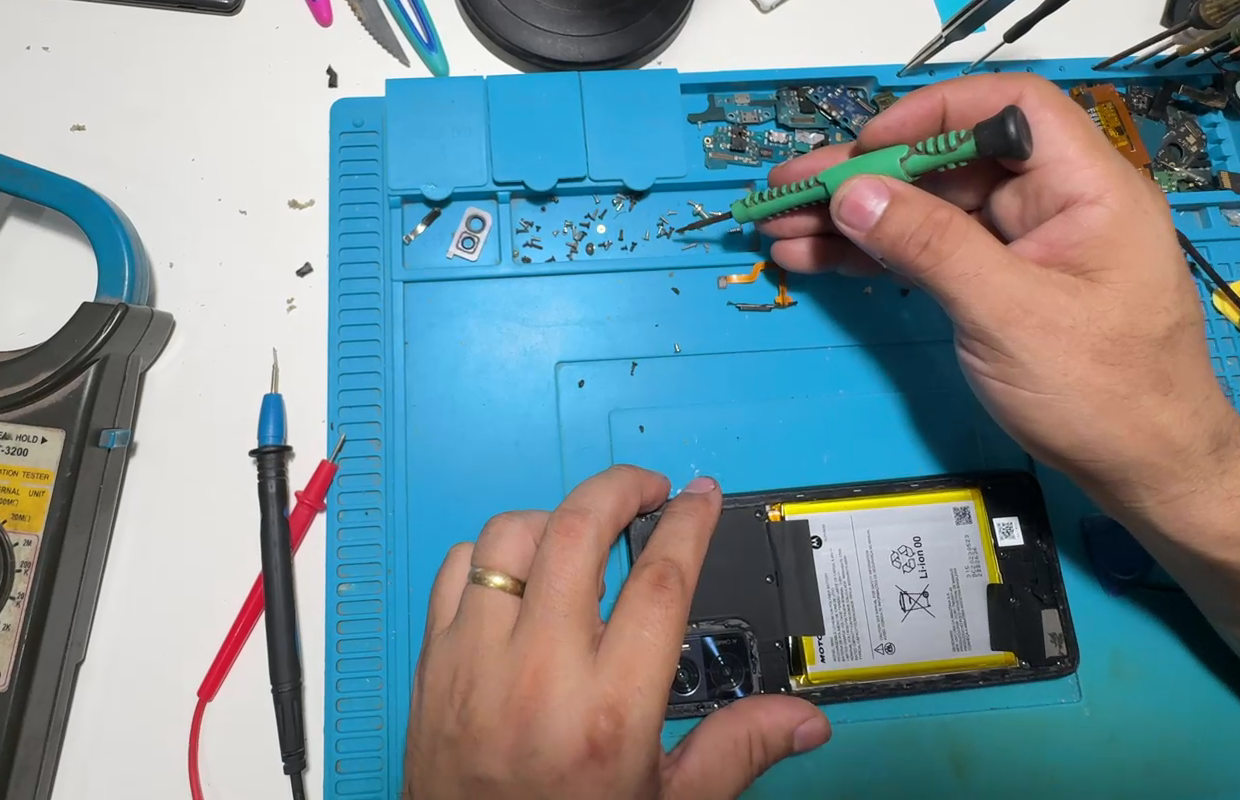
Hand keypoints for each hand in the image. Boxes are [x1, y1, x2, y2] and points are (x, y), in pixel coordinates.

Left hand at [403, 466, 829, 799]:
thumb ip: (737, 750)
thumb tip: (804, 721)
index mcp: (608, 711)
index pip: (659, 582)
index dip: (688, 525)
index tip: (699, 496)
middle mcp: (538, 673)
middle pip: (576, 531)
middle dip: (618, 489)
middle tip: (645, 490)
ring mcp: (476, 659)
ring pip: (509, 536)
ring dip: (553, 519)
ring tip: (582, 537)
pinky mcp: (435, 659)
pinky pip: (458, 567)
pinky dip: (493, 553)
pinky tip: (521, 574)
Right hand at [761, 73, 1239, 513]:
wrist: (1140, 471)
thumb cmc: (1100, 390)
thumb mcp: (1010, 314)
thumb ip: (931, 246)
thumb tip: (851, 193)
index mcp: (1082, 187)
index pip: (1010, 109)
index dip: (933, 113)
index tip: (868, 146)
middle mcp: (1042, 203)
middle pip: (941, 162)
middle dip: (859, 174)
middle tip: (785, 187)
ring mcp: (1007, 242)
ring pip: (916, 208)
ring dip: (846, 217)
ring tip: (777, 225)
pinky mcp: (981, 279)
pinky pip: (914, 250)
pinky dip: (862, 252)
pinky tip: (808, 257)